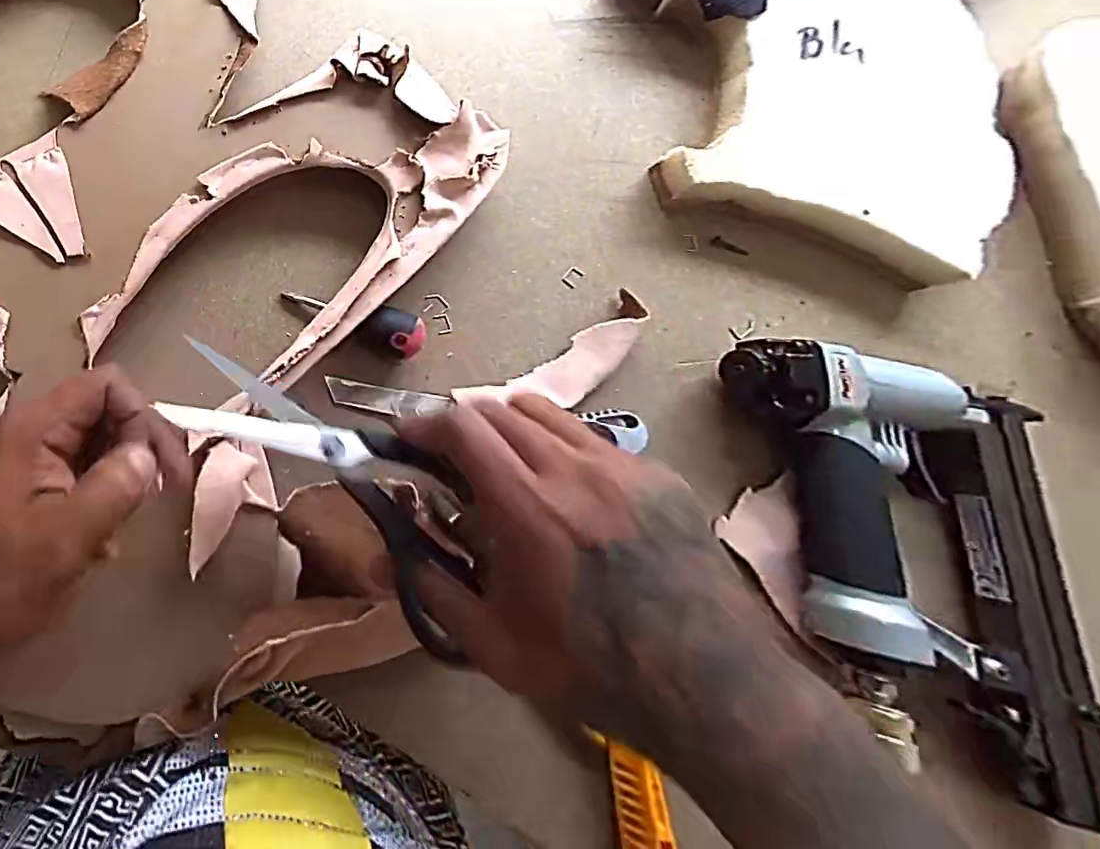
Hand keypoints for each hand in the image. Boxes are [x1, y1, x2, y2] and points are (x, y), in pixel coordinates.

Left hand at [0, 366, 193, 660]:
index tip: (160, 469)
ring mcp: (33, 452)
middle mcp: (34, 427)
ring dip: (126, 473)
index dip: (142, 417)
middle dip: (142, 445)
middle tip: (167, 491)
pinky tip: (106, 533)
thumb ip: (114, 488)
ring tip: (131, 519)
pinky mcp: (34, 479)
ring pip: (101, 438)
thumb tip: (149, 454)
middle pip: (108, 407)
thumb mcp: (66, 538)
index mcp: (36, 426)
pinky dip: (106, 491)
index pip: (108, 385)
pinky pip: (85, 466)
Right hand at [397, 393, 803, 755]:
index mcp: (526, 506)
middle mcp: (573, 471)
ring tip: (502, 463)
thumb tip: (383, 559)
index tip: (406, 437)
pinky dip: (557, 446)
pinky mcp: (659, 478)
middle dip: (459, 424)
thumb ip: (431, 591)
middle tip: (448, 457)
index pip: (461, 426)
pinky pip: (590, 438)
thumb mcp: (493, 642)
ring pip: (543, 412)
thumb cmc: (592, 668)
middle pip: (496, 408)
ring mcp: (622, 469)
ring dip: (506, 426)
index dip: (423, 423)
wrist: (715, 690)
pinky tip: (564, 491)